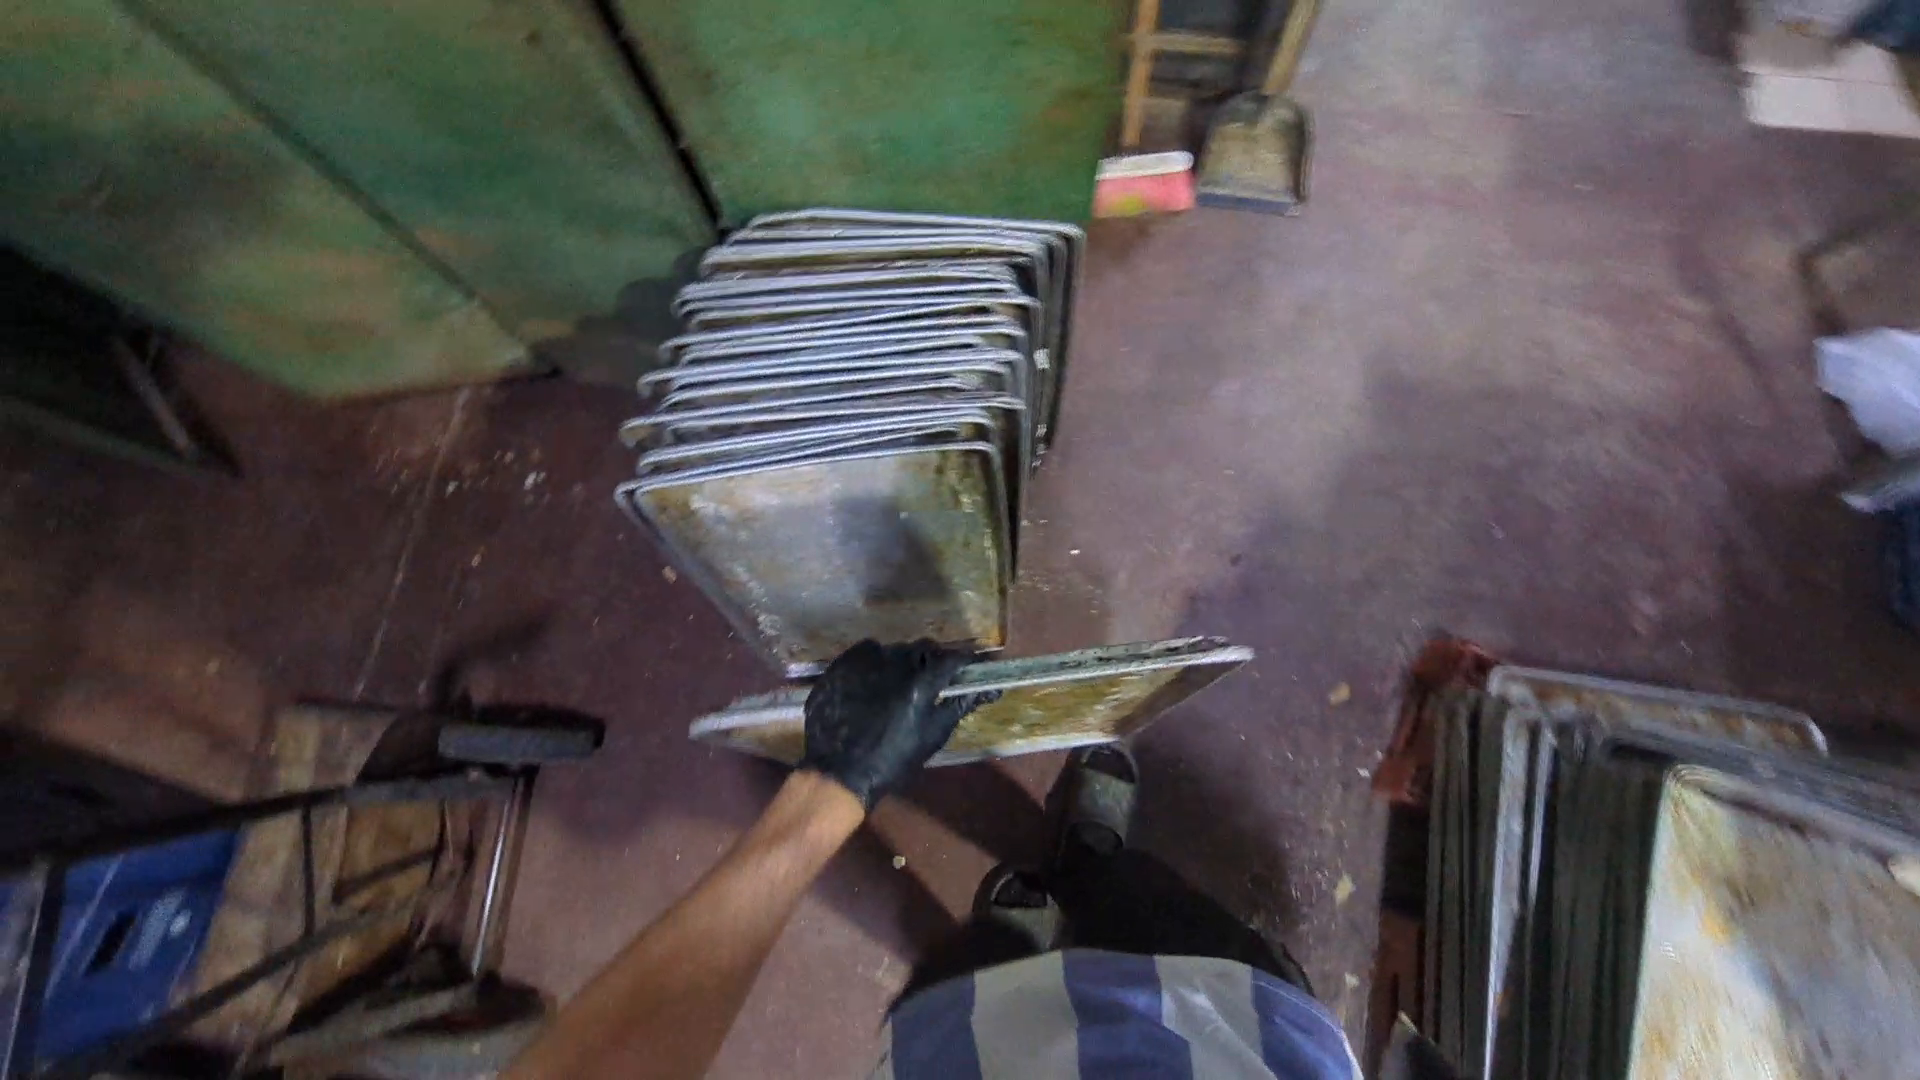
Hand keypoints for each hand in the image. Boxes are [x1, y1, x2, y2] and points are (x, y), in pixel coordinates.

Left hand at [799, 639, 995, 808]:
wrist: (839, 773)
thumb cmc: (892, 761)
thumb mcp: (931, 738)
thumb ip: (955, 708)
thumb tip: (979, 691)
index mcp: (920, 683)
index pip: (951, 659)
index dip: (962, 661)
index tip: (967, 665)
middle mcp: (895, 664)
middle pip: (923, 648)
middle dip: (933, 658)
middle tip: (932, 675)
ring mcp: (865, 662)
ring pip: (895, 649)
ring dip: (903, 660)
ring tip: (900, 679)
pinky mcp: (842, 664)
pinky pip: (865, 652)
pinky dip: (875, 660)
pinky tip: (873, 678)